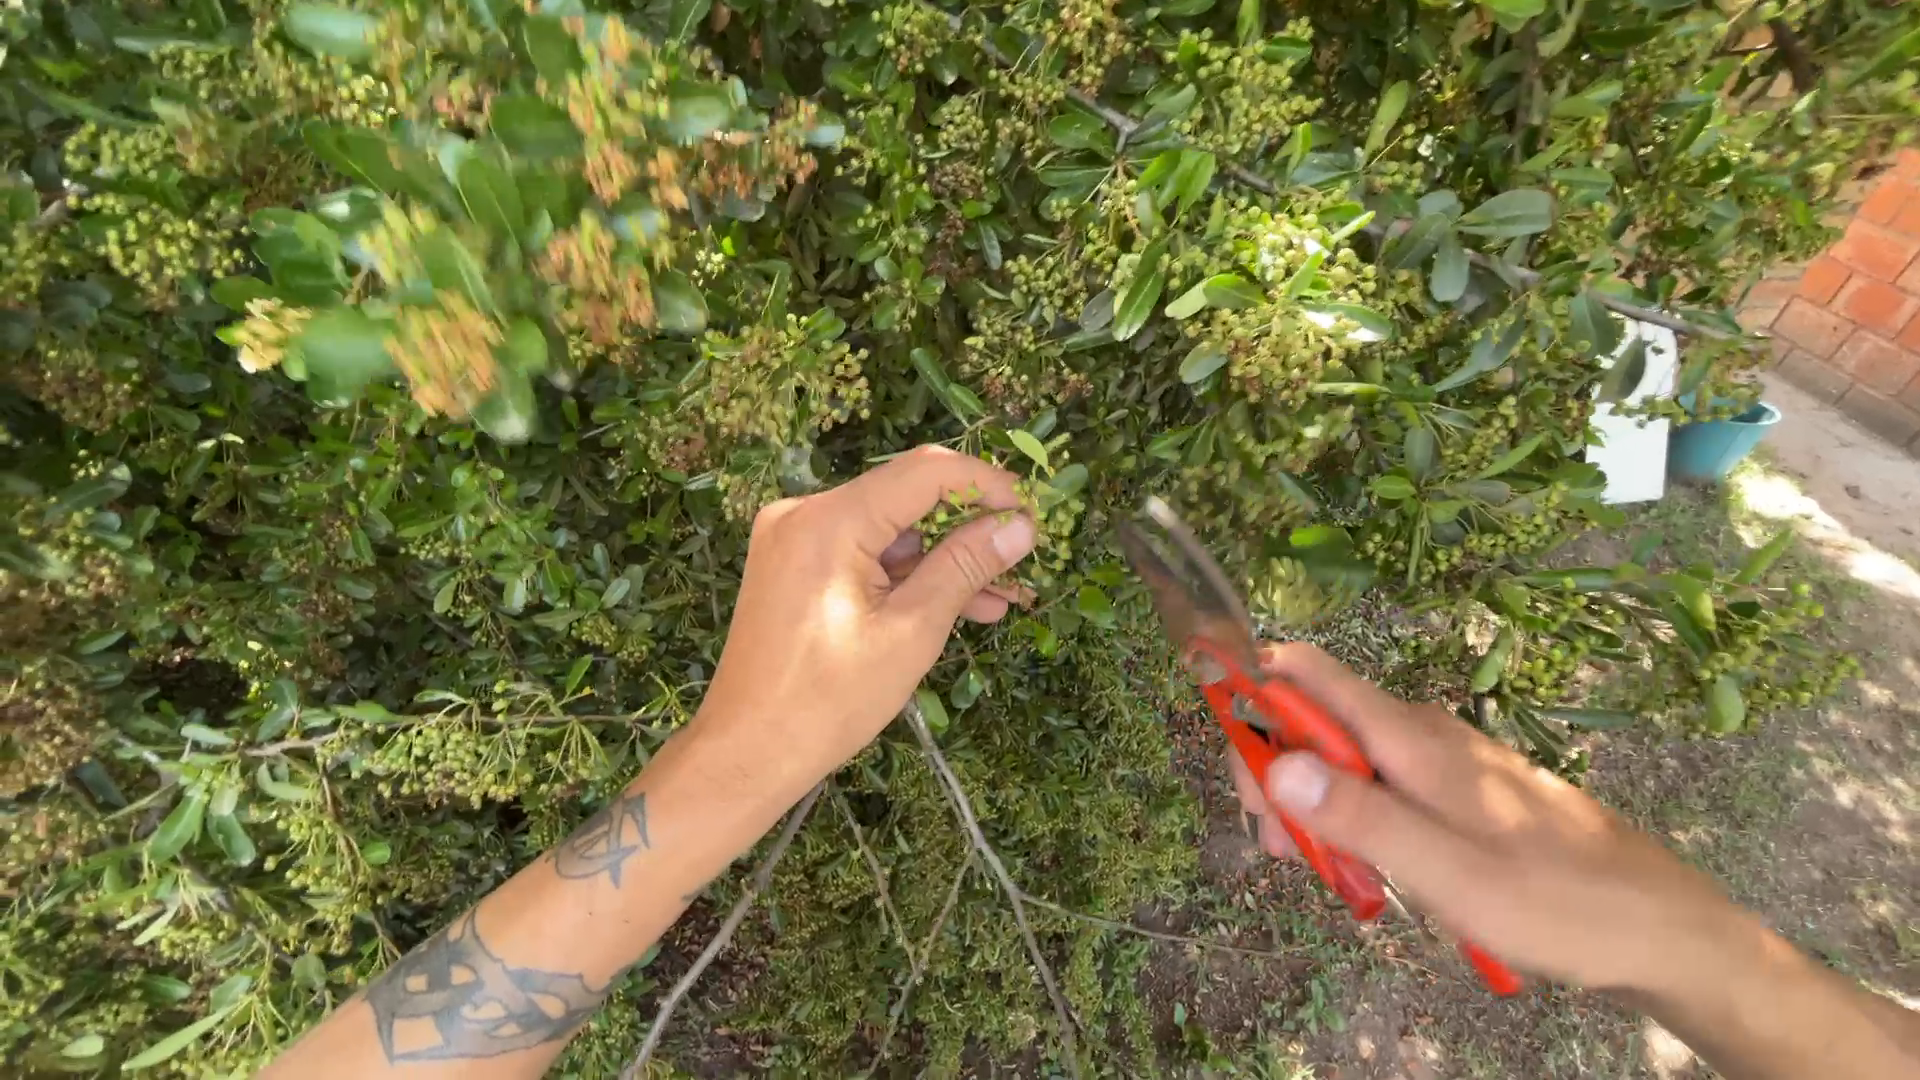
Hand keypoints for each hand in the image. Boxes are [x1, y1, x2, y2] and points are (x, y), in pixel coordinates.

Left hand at [695, 445, 1036, 786]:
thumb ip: (965, 567)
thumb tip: (1021, 526)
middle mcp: (806, 512)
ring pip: (891, 528)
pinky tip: (958, 603)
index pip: (925, 472)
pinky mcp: (798, 563)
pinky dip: (908, 574)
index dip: (987, 485)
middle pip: (907, 496)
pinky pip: (866, 553)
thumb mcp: (910, 632)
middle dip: (970, 526)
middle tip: (1023, 557)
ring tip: (1004, 595)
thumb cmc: (828, 703)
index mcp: (829, 521)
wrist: (747, 754)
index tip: (1032, 514)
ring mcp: (797, 537)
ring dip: (944, 558)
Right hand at [1228, 643, 1740, 995]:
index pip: (1304, 670)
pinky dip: (1347, 816)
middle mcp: (1409, 731)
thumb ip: (1357, 815)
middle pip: (1308, 720)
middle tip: (1279, 844)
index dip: (1247, 674)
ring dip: (1309, 803)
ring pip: (1336, 758)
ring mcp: (1428, 758)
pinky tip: (1363, 866)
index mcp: (1403, 734)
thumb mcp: (1447, 870)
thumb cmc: (1558, 900)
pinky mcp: (1444, 787)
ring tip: (1327, 870)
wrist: (1670, 932)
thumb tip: (1274, 765)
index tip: (1214, 718)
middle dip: (1273, 769)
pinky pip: (1371, 784)